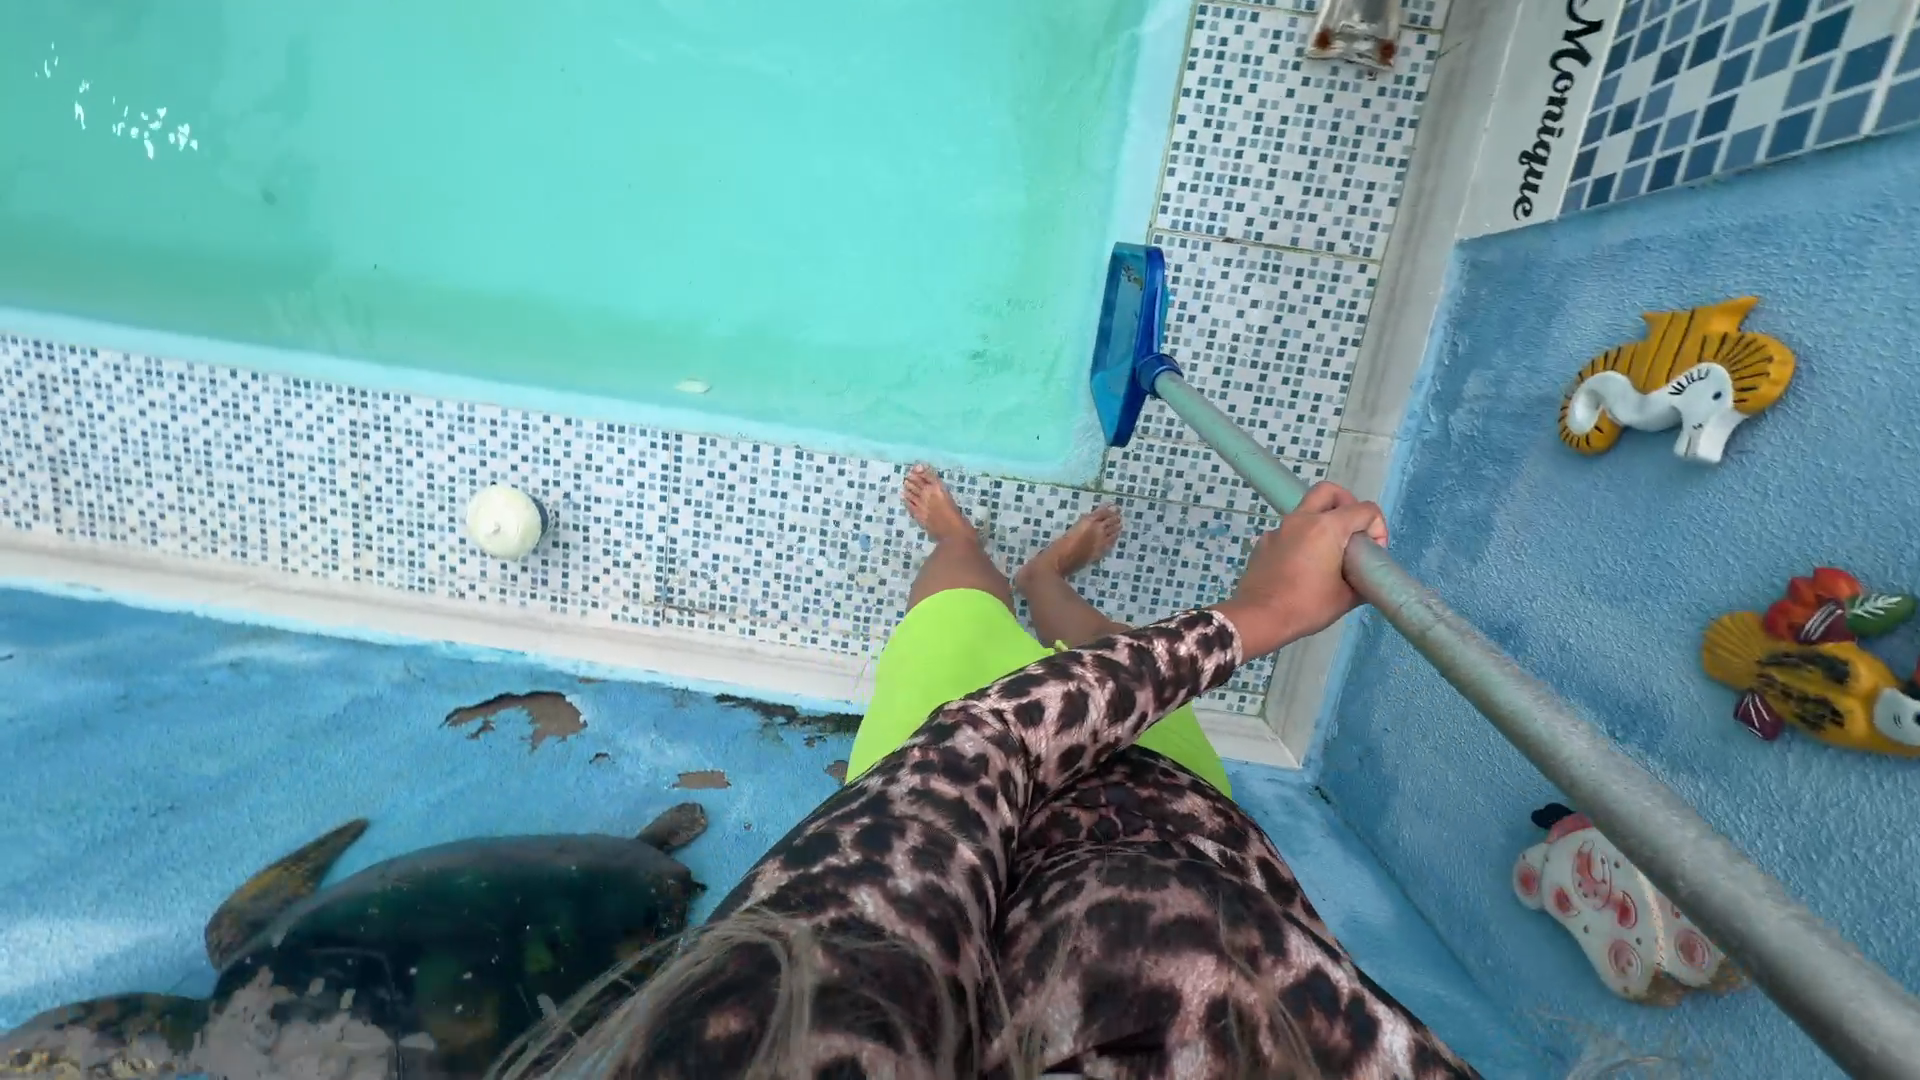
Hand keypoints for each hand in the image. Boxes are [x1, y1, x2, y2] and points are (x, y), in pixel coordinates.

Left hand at [1210, 481, 1387, 659]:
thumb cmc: (1306, 606)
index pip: (1364, 509)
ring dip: (1322, 523)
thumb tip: (1365, 576)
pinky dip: (1301, 539)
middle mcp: (1300, 519)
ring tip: (1328, 555)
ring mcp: (1277, 529)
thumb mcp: (1347, 597)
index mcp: (1325, 527)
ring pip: (1305, 511)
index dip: (1377, 528)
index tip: (1372, 553)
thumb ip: (1363, 579)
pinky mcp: (1263, 543)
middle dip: (1347, 504)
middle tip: (1352, 532)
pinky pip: (1288, 532)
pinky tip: (1302, 567)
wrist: (1259, 617)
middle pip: (1328, 491)